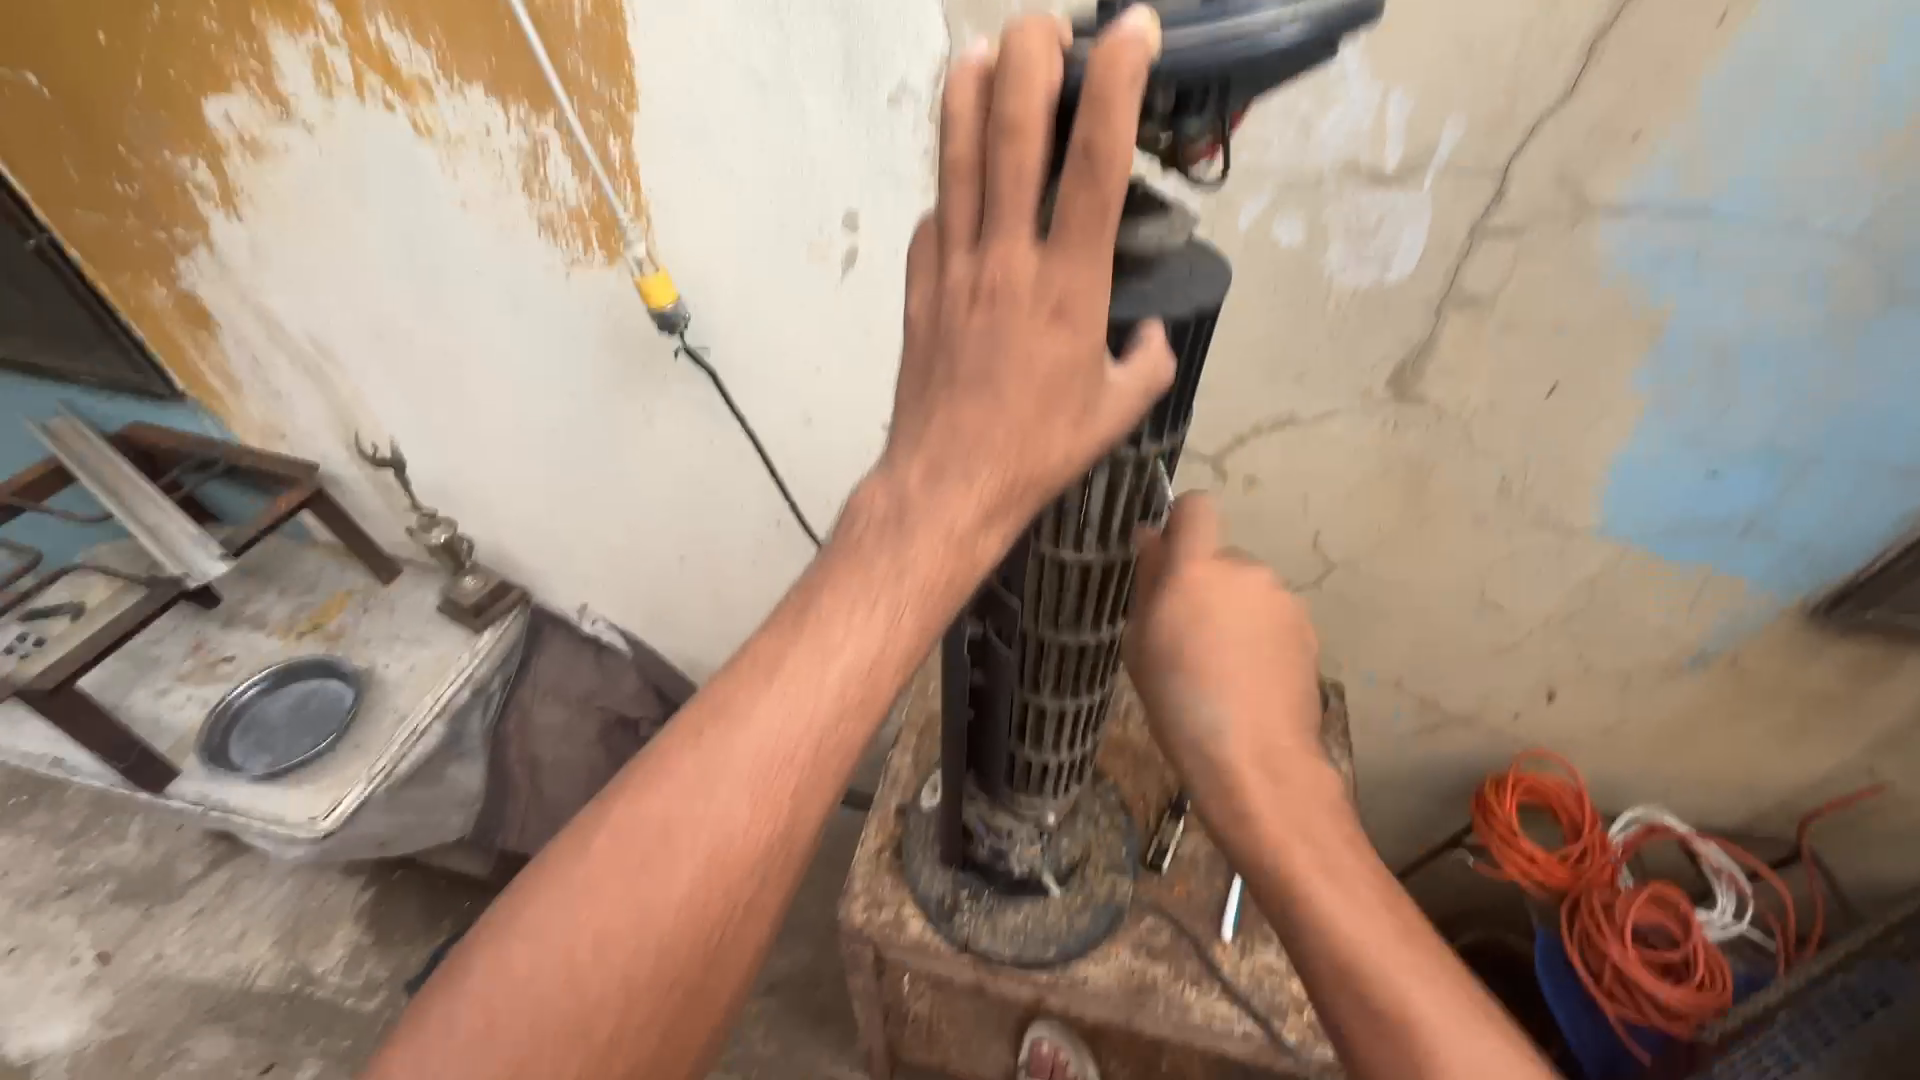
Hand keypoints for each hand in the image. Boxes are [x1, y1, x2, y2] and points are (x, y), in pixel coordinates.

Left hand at [876, 8, 1173, 551]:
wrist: (947, 482)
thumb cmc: (1037, 451)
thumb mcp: (1117, 412)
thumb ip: (1148, 362)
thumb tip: (1150, 331)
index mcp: (1070, 286)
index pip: (1099, 163)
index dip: (1118, 85)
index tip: (1132, 30)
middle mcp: (1008, 260)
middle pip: (1015, 133)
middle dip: (1031, 59)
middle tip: (1045, 24)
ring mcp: (953, 267)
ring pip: (959, 157)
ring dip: (970, 92)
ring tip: (984, 49)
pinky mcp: (917, 285)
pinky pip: (933, 215)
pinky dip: (948, 186)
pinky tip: (959, 175)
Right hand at [1125, 494, 1330, 823]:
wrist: (1254, 757)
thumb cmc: (1179, 702)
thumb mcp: (1140, 643)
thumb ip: (1148, 582)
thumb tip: (1151, 539)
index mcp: (1196, 569)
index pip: (1196, 507)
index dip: (1180, 521)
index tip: (1167, 558)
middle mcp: (1245, 569)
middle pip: (1219, 557)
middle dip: (1203, 582)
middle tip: (1187, 634)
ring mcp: (1282, 598)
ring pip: (1246, 588)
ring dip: (1232, 609)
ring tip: (1221, 663)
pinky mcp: (1307, 628)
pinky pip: (1271, 614)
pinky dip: (1258, 632)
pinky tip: (1249, 675)